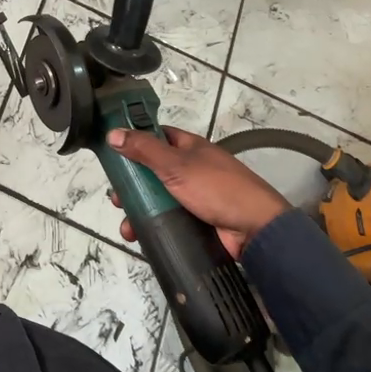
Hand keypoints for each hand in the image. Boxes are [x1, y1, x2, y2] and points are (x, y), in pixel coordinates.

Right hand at [108, 126, 288, 255]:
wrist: (257, 230)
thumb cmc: (217, 188)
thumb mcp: (176, 165)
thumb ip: (144, 149)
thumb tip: (113, 133)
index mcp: (188, 147)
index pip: (155, 136)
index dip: (134, 141)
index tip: (112, 154)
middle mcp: (191, 168)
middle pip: (153, 172)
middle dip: (132, 186)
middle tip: (116, 200)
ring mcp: (196, 197)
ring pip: (159, 200)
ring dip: (140, 212)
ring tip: (127, 229)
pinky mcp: (199, 222)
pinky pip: (170, 221)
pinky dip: (155, 228)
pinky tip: (142, 239)